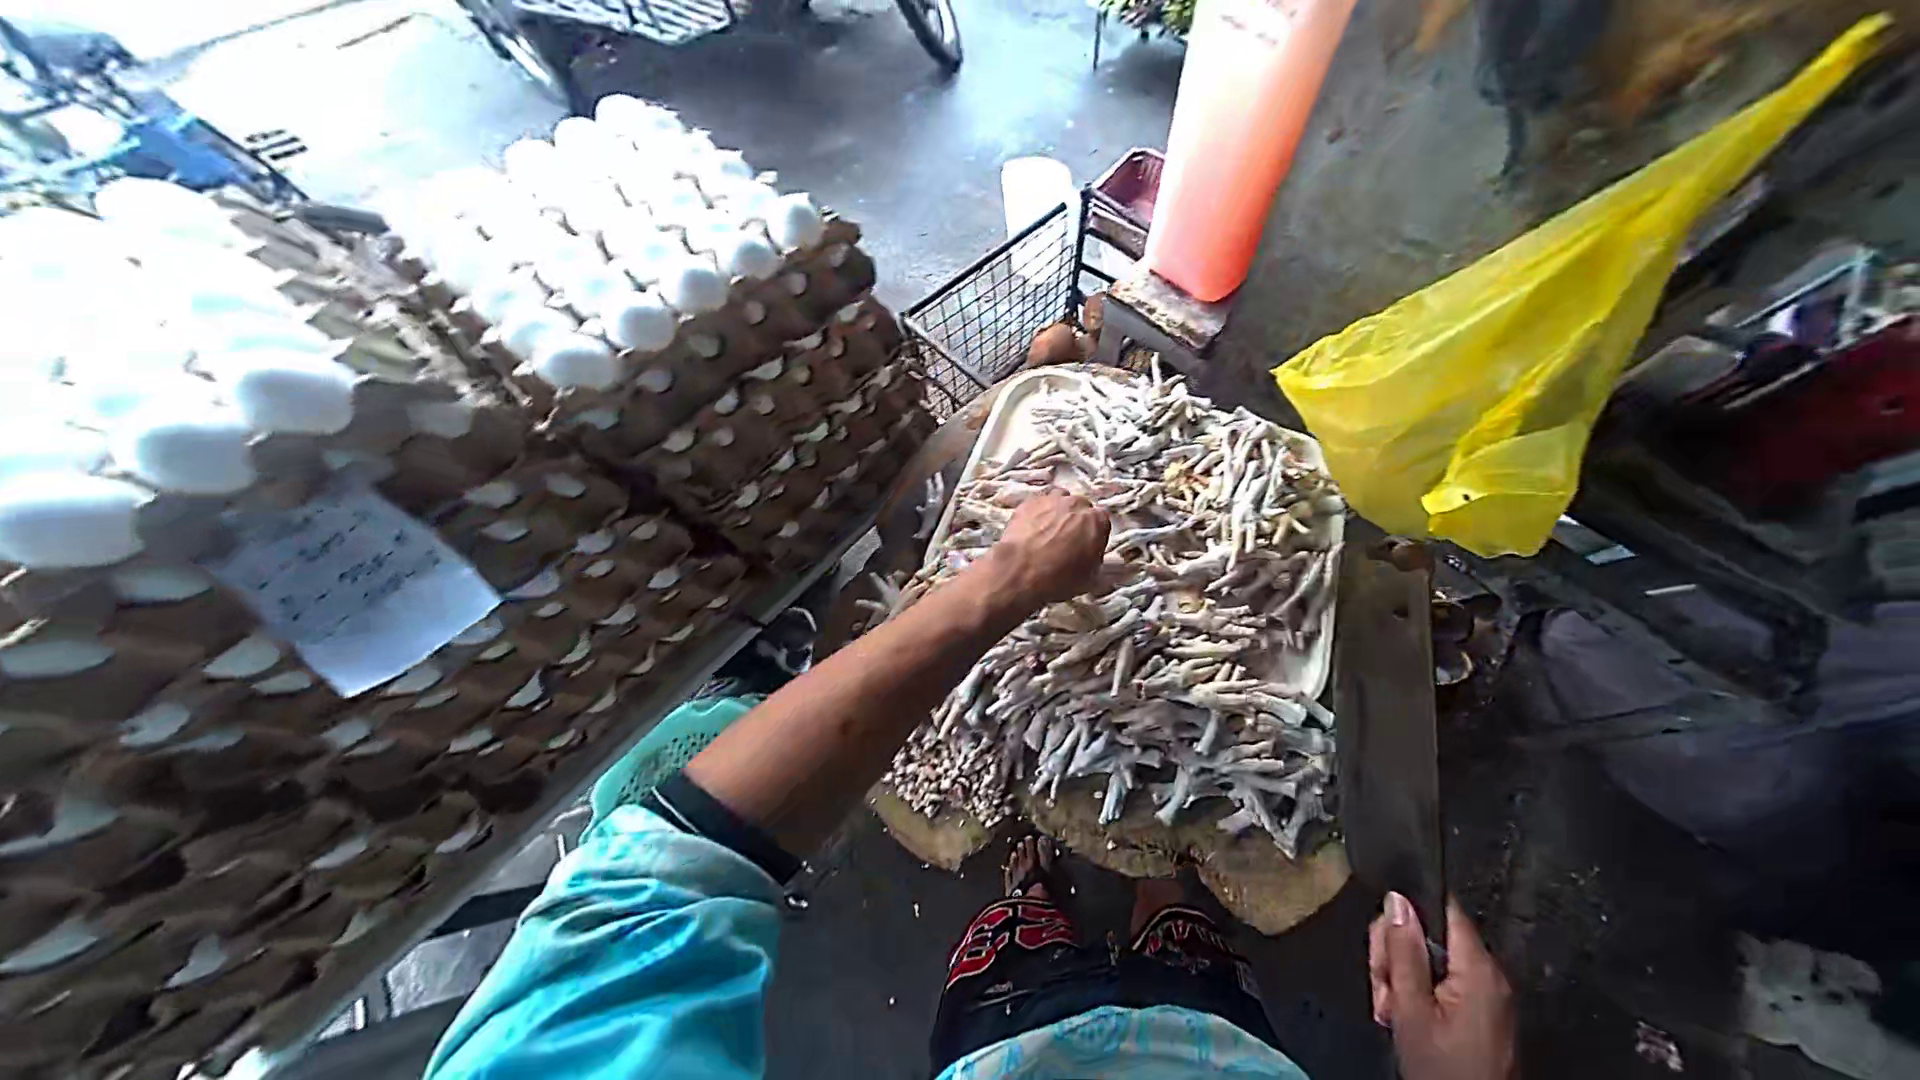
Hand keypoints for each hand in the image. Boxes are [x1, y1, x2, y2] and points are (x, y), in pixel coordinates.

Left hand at [979, 492, 1109, 607]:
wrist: (1021, 570)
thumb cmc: (1060, 577)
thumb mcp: (1090, 579)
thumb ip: (1101, 563)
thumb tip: (1110, 563)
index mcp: (1097, 521)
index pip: (1102, 519)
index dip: (1094, 531)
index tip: (1087, 543)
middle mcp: (1076, 504)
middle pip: (1080, 506)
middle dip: (1076, 520)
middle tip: (1066, 539)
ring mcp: (1051, 500)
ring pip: (1059, 499)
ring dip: (1057, 511)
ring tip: (1048, 530)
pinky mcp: (1029, 502)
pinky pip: (1038, 503)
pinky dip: (1038, 512)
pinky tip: (1032, 527)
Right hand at [1369, 894, 1516, 1079]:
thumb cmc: (1442, 1068)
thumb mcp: (1411, 1009)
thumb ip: (1403, 951)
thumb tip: (1396, 900)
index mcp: (1479, 969)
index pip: (1443, 908)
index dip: (1407, 911)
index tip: (1382, 935)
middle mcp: (1490, 976)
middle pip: (1430, 934)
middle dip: (1395, 952)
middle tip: (1383, 986)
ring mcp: (1488, 996)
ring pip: (1430, 958)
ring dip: (1400, 975)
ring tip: (1391, 1009)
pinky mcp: (1482, 1012)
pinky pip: (1442, 981)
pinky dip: (1417, 991)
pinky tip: (1403, 1015)